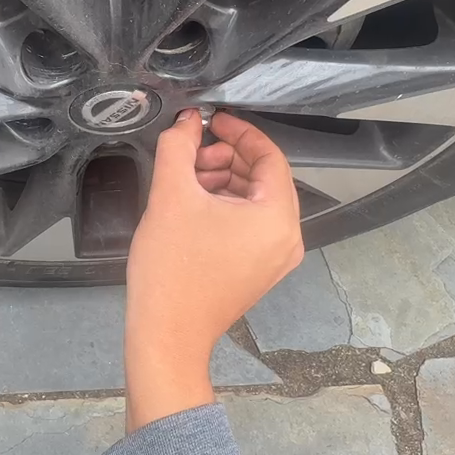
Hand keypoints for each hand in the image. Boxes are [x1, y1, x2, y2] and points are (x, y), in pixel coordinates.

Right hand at [123, 109, 303, 430]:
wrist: (166, 335)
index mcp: (277, 217)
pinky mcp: (259, 272)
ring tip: (186, 181)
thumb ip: (178, 146)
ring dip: (224, 181)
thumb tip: (187, 120)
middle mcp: (287, 238)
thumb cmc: (172, 265)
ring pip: (255, 201)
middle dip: (228, 158)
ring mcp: (275, 259)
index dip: (240, 132)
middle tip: (191, 155)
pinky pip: (250, 225)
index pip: (270, 156)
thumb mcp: (171, 195)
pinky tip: (193, 206)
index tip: (211, 121)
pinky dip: (226, 207)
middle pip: (264, 178)